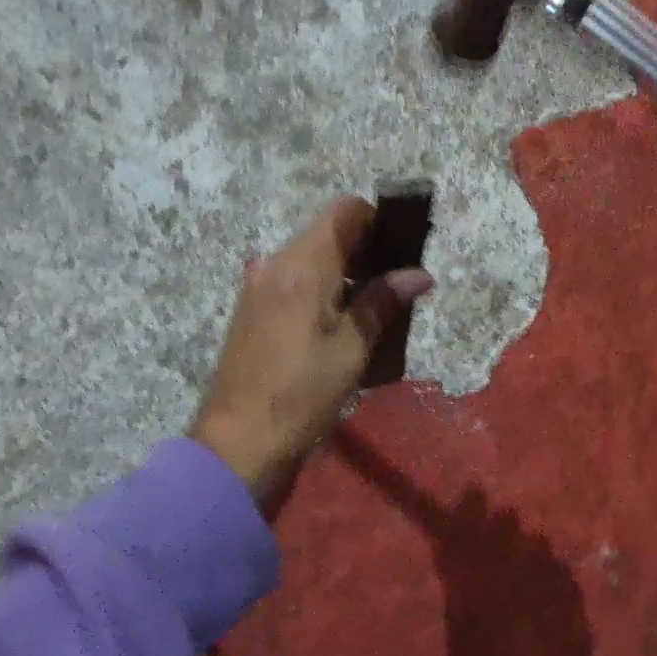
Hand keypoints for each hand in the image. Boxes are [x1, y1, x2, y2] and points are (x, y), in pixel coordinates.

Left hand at [191, 197, 432, 502]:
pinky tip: (344, 323)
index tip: (406, 244)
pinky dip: (324, 289)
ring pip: (312, 259)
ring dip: (346, 272)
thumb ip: (382, 303)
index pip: (345, 212)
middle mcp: (275, 265)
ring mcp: (258, 287)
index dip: (379, 219)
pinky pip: (295, 282)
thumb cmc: (301, 395)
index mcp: (302, 266)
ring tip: (379, 306)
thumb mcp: (351, 350)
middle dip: (368, 248)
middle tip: (402, 281)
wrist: (237, 444)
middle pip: (328, 234)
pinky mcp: (252, 312)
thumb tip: (418, 274)